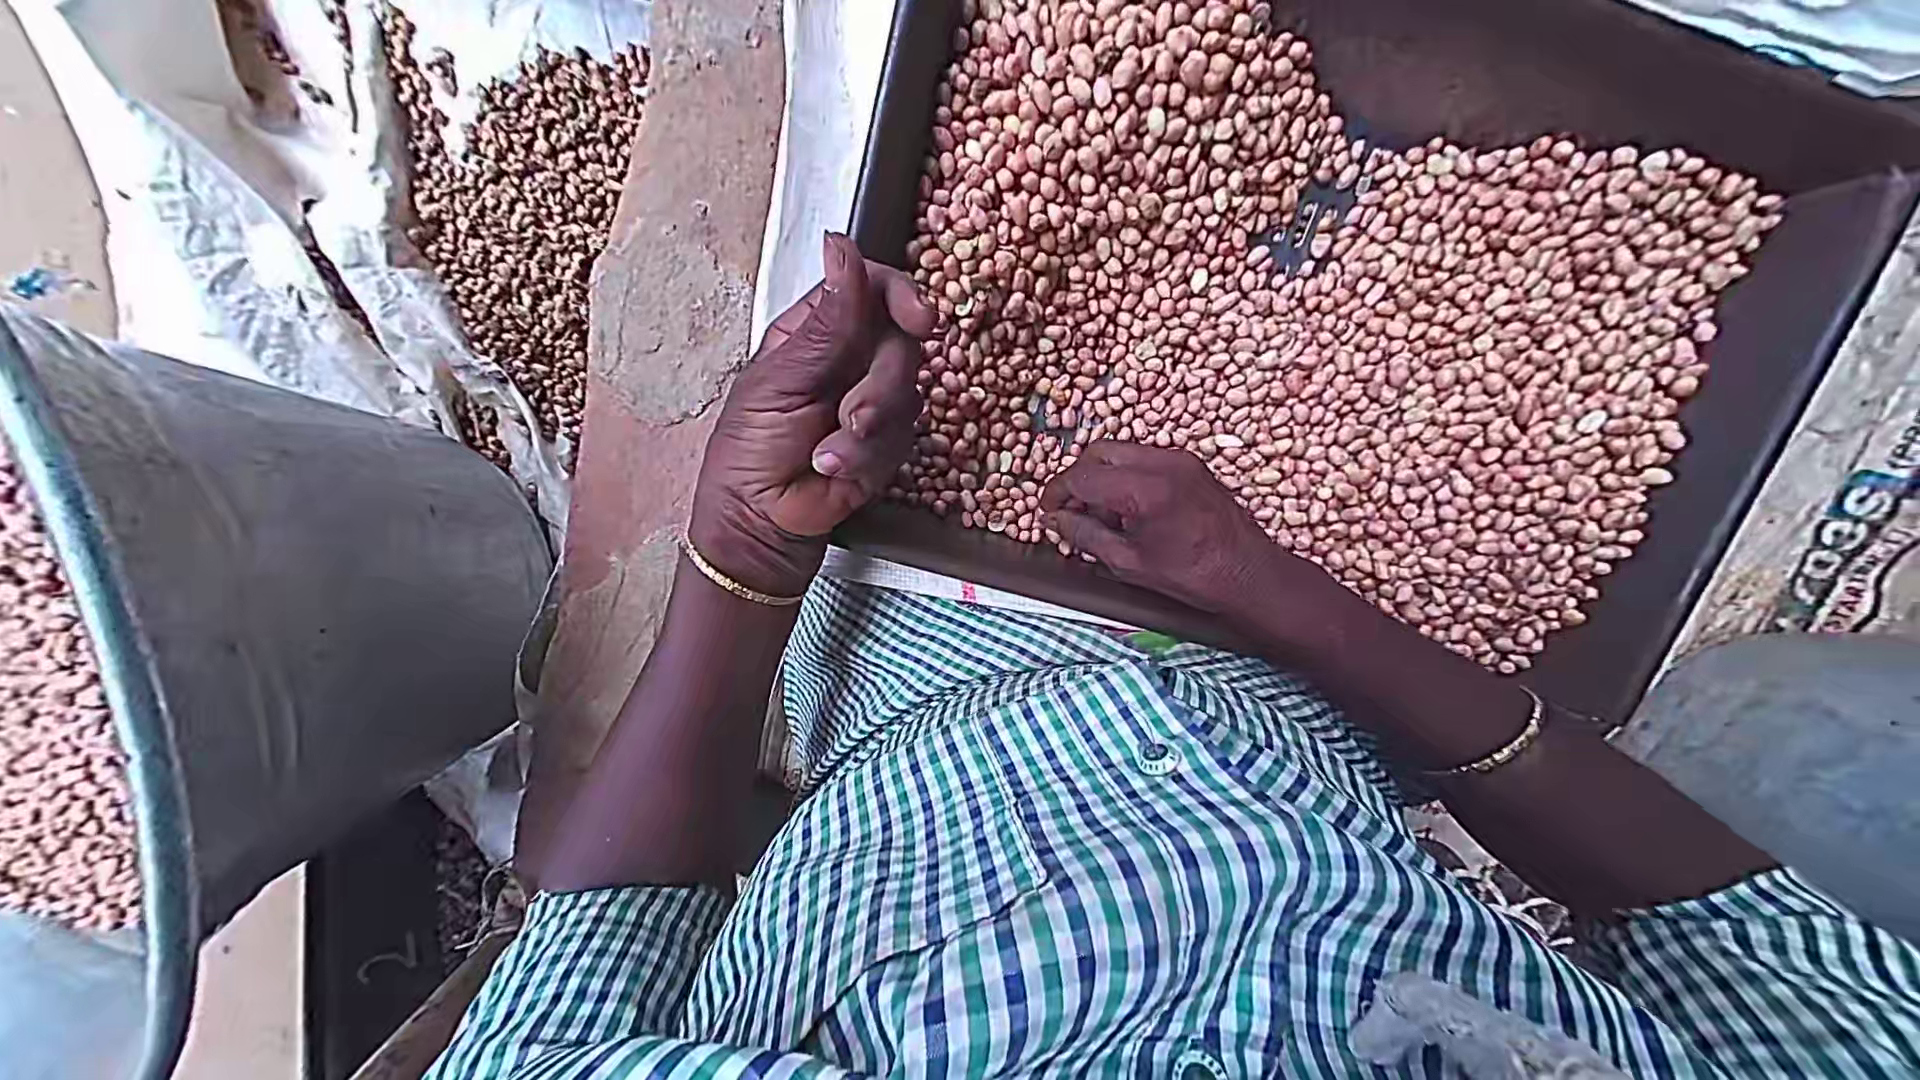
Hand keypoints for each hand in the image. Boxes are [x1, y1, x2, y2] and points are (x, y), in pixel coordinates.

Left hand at [689, 233, 934, 596]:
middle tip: (850, 416)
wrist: (760, 523)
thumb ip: (826, 324)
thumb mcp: (780, 382)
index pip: (872, 290)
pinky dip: (870, 459)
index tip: (918, 318)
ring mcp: (871, 402)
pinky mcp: (886, 443)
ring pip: (909, 394)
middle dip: (882, 384)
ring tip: (828, 456)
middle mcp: (850, 360)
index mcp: (816, 332)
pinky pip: (905, 438)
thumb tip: (842, 247)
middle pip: (902, 344)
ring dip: (871, 431)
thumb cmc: (750, 451)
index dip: (901, 297)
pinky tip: (835, 470)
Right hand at [1040, 440, 1357, 641]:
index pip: (1082, 476)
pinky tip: (1124, 510)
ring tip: (1098, 515)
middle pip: (1098, 452)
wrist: (1249, 573)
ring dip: (1099, 477)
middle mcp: (1163, 463)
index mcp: (1146, 490)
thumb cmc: (1192, 576)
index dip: (1057, 493)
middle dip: (1076, 479)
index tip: (1047, 511)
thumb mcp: (1127, 562)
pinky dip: (1122, 476)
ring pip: (1119, 452)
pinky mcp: (1189, 464)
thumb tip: (1055, 519)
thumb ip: (1084, 535)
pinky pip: (1141, 458)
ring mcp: (1179, 460)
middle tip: (1068, 510)